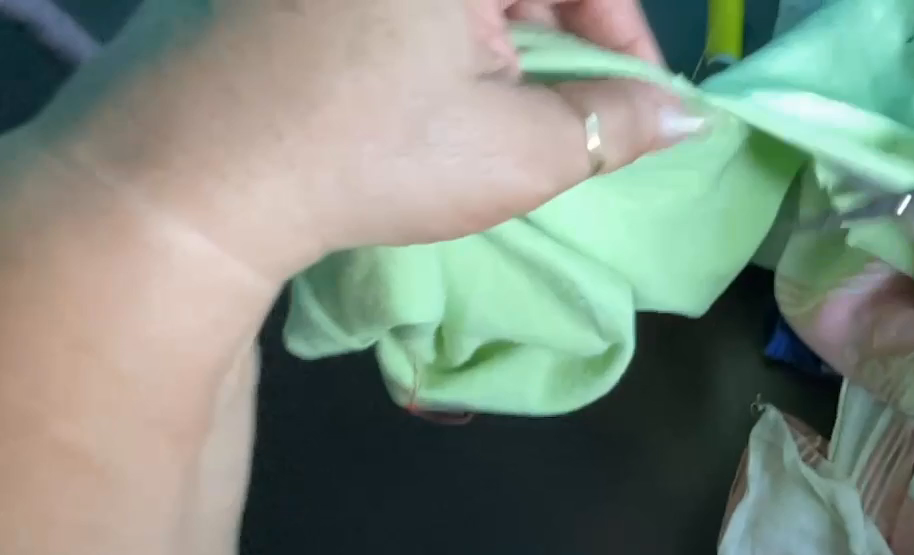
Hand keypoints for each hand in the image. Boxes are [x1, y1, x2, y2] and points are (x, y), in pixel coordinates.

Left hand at [29, 0, 700, 281]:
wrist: (207, 168)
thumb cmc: (386, 153)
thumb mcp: (528, 149)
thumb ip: (621, 125)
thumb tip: (694, 117)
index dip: (628, 38)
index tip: (644, 104)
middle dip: (574, 47)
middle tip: (582, 121)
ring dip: (521, 51)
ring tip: (518, 120)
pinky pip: (427, 7)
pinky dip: (464, 44)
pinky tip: (458, 98)